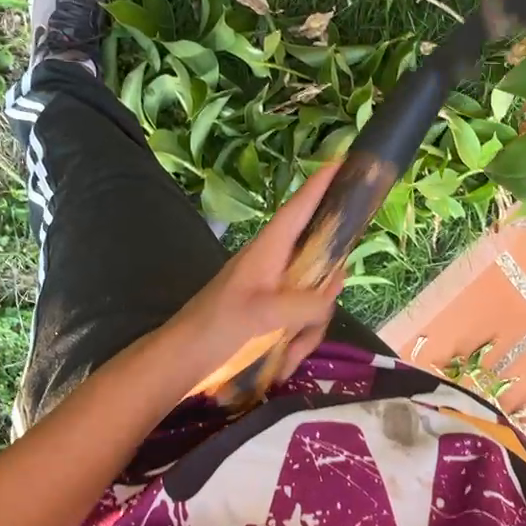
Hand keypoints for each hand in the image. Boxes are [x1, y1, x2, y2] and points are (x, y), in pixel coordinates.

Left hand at [158, 163, 346, 394]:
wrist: (181, 362)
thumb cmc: (216, 328)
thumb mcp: (265, 314)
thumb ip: (306, 303)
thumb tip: (329, 297)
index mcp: (269, 250)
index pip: (300, 208)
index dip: (321, 185)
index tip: (344, 161)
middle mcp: (276, 265)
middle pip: (321, 264)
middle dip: (321, 300)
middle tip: (306, 322)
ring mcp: (275, 292)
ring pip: (315, 303)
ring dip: (305, 333)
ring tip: (283, 355)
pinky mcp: (272, 317)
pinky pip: (302, 325)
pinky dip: (294, 347)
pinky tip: (278, 364)